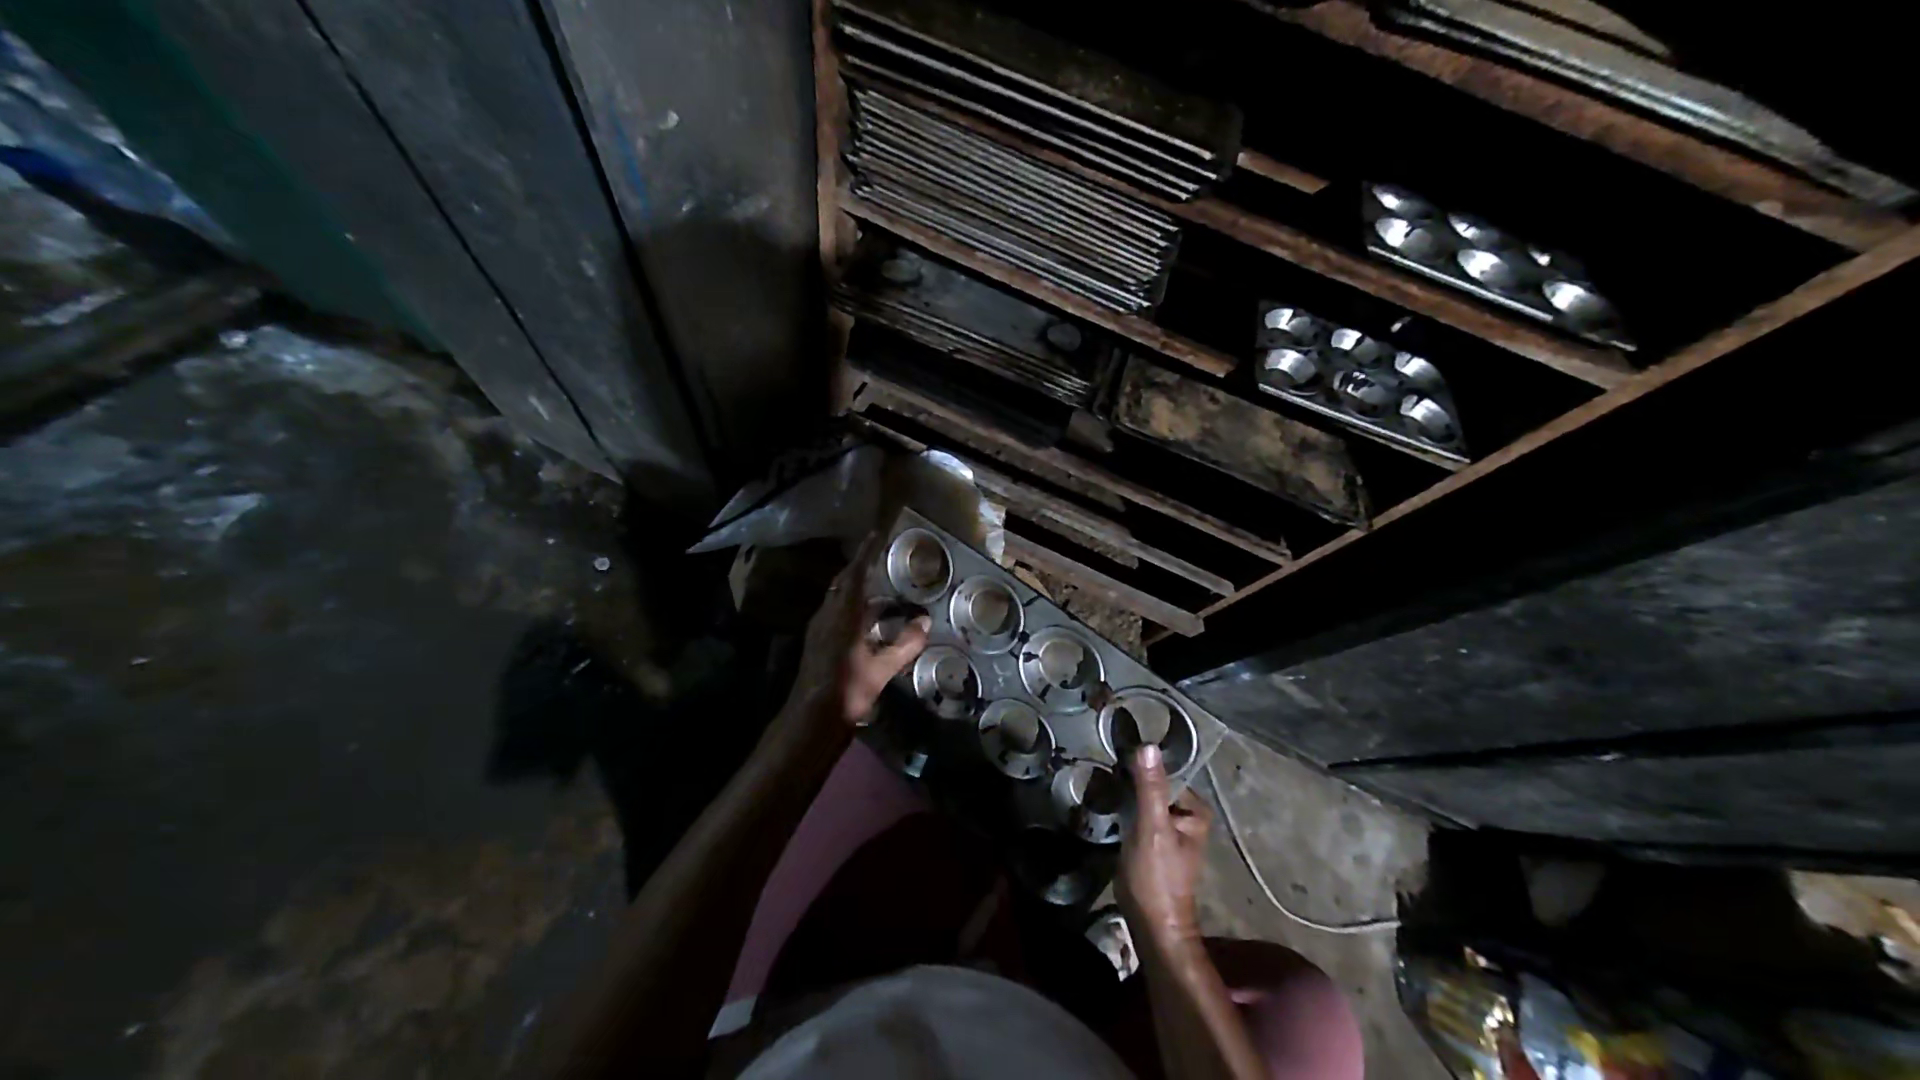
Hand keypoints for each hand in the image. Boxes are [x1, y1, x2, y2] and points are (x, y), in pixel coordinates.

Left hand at [786, 533, 931, 726]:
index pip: (855, 574)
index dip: (866, 553)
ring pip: (839, 598)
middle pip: (843, 583)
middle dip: (861, 568)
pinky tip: (868, 619)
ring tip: (880, 587)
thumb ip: (905, 644)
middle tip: (881, 559)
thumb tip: (926, 622)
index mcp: (842, 616)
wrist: (811, 718)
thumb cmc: (847, 690)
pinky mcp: (818, 642)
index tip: (877, 534)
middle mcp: (827, 616)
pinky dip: (853, 606)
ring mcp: (819, 629)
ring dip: (857, 589)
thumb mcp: (882, 669)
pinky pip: (836, 612)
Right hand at [1119, 744, 1212, 945]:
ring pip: (1143, 802)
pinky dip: (1124, 814)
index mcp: (1196, 811)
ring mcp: (1171, 833)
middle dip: (1129, 786)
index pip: (1164, 775)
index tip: (1113, 769)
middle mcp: (1188, 818)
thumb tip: (1148, 745)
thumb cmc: (1156, 877)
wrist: (1152, 928)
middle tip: (1103, 784)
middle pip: (1153, 788)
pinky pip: (1138, 817)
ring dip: (1124, 799)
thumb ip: (1150, 788)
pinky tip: (1107, 813)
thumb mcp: (1151, 828)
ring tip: (1101, 796)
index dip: (1138, 771)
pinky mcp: (1154, 845)